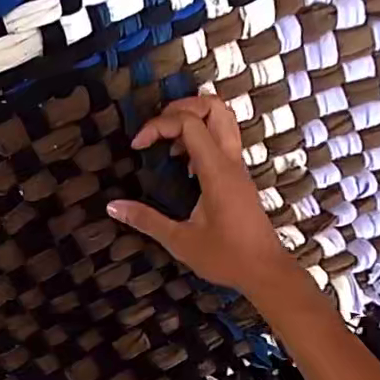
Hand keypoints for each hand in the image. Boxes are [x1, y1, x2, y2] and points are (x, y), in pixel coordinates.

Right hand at [108, 95, 305, 297]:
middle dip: (182, 107)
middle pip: (215, 107)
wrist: (266, 272)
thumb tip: (113, 206)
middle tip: (157, 127)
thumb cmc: (226, 257)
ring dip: (193, 120)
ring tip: (167, 143)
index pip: (189, 123)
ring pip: (223, 120)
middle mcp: (230, 161)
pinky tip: (182, 164)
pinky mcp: (239, 177)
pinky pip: (222, 140)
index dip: (158, 125)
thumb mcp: (180, 241)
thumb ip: (146, 220)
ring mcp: (238, 167)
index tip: (137, 146)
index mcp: (216, 171)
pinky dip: (199, 138)